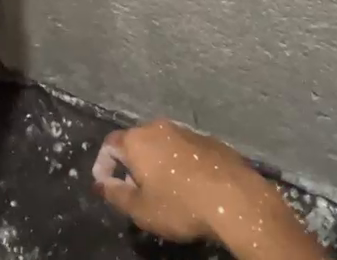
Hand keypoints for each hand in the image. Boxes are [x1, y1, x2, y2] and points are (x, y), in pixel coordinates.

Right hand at [92, 120, 271, 243]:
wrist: (235, 198)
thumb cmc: (180, 204)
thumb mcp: (141, 209)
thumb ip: (115, 194)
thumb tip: (101, 183)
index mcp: (137, 140)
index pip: (109, 144)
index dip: (103, 164)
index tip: (106, 184)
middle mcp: (158, 127)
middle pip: (136, 141)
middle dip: (131, 164)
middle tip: (136, 189)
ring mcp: (186, 131)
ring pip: (162, 144)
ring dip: (157, 162)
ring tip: (164, 189)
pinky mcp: (208, 140)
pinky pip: (184, 149)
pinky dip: (179, 163)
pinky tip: (190, 185)